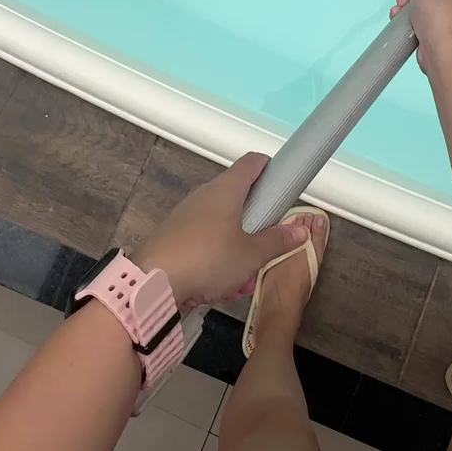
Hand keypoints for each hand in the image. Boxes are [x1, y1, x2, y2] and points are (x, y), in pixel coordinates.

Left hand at [131, 152, 309, 309]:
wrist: (152, 282)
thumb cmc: (208, 257)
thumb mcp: (251, 254)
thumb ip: (277, 242)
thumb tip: (299, 232)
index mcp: (227, 188)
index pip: (251, 162)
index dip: (269, 167)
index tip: (282, 181)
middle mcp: (205, 195)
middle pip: (238, 199)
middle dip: (256, 225)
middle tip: (267, 246)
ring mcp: (187, 215)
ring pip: (222, 227)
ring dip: (237, 251)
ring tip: (242, 280)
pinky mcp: (174, 237)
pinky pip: (204, 243)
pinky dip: (216, 261)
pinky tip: (220, 288)